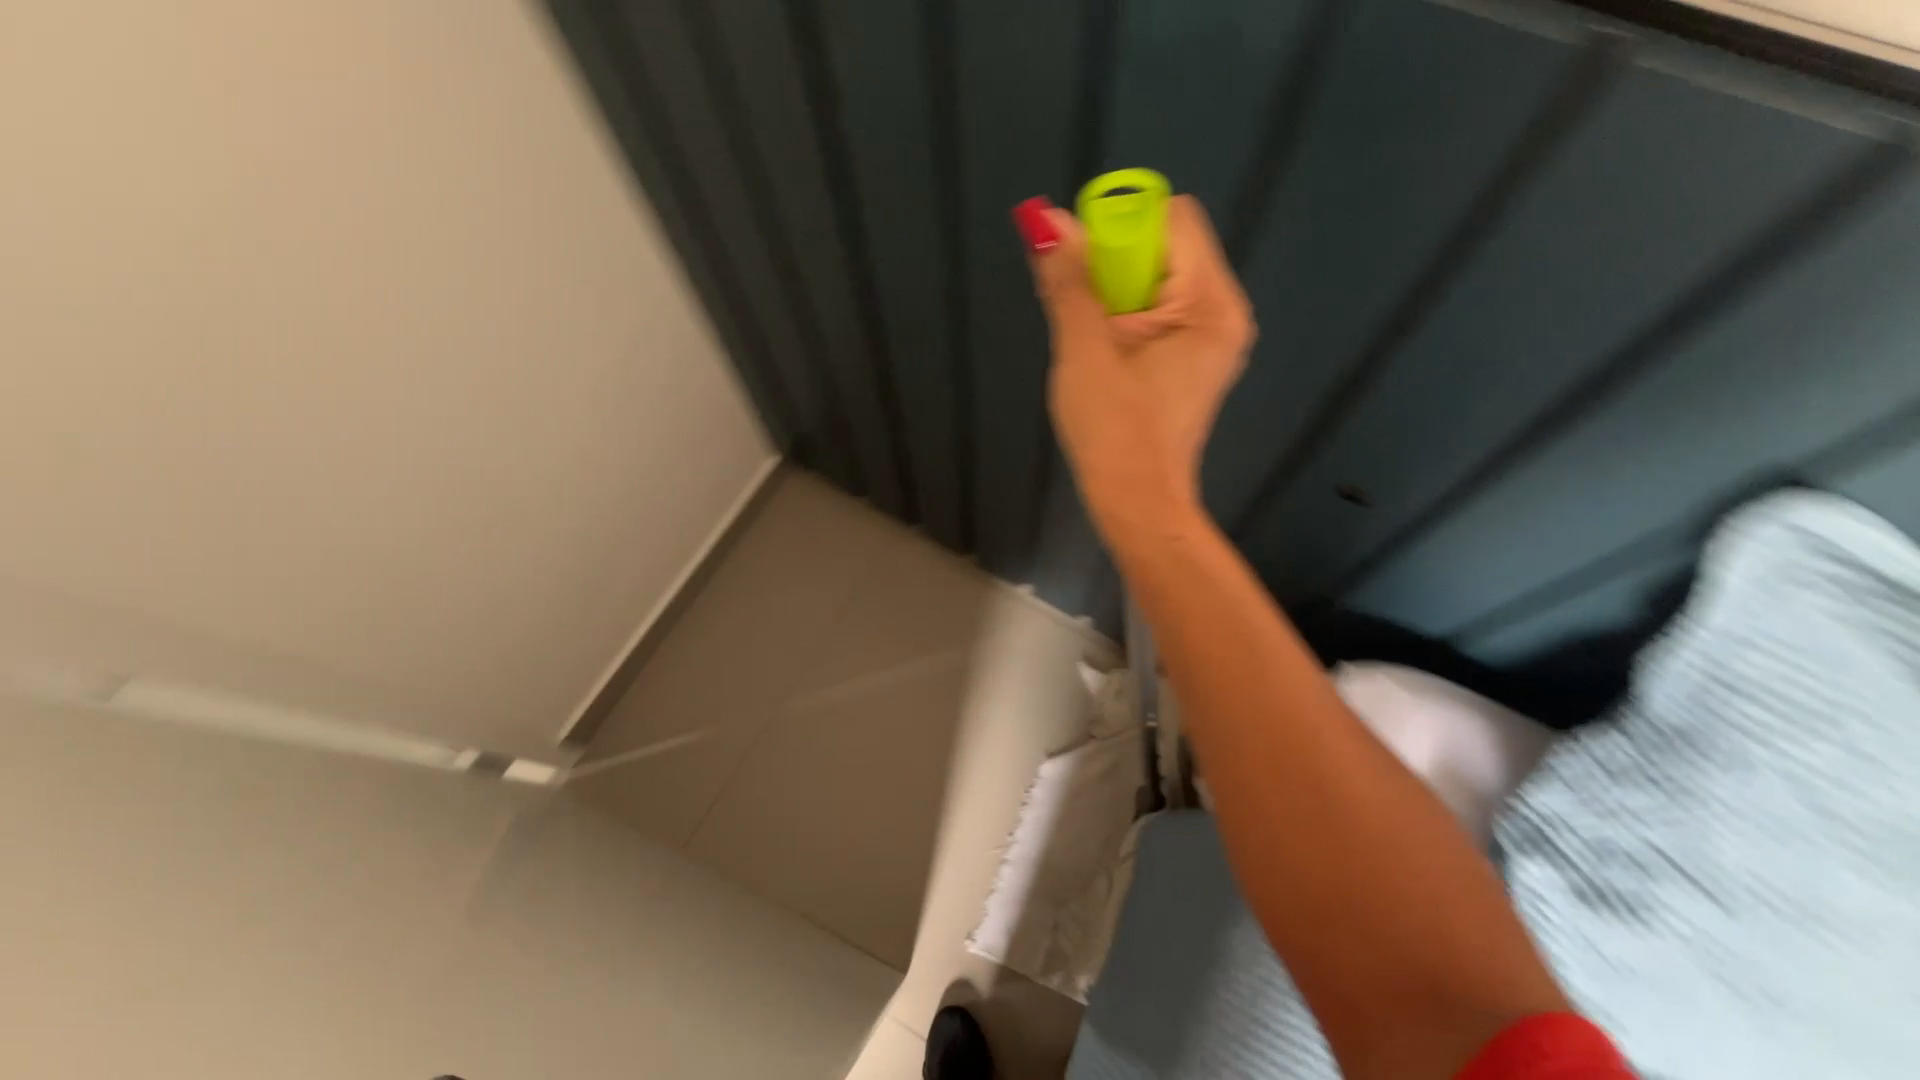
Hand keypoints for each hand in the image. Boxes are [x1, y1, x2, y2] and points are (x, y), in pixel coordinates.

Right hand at [1017, 195, 1254, 538]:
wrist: (1137, 503)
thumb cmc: (1114, 432)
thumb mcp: (1083, 350)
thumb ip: (1068, 281)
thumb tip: (1047, 221)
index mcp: (1209, 303)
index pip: (1173, 218)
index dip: (1121, 228)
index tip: (1084, 269)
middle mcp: (1225, 310)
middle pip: (1169, 244)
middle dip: (1117, 264)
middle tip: (1087, 314)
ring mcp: (1216, 336)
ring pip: (1161, 276)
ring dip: (1118, 292)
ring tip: (1096, 340)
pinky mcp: (1199, 357)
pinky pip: (1164, 307)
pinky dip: (1130, 315)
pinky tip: (1110, 353)